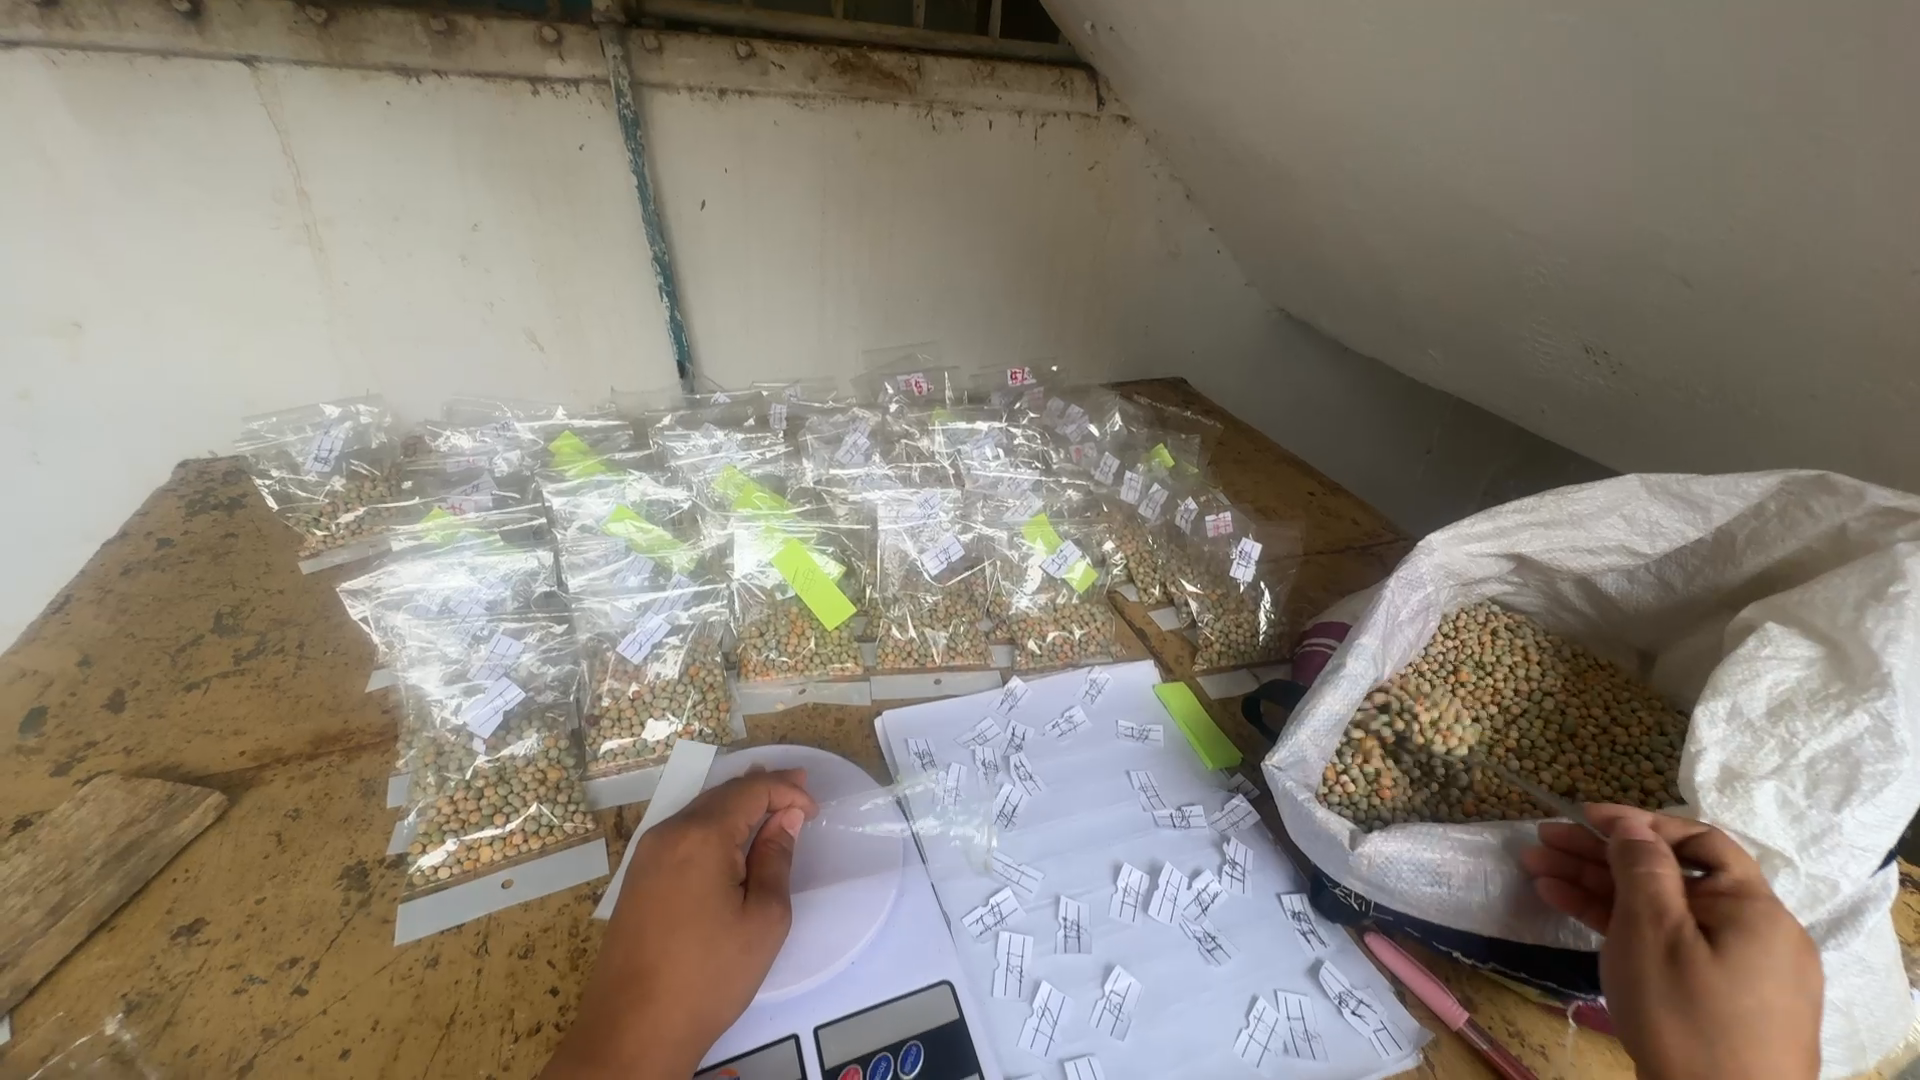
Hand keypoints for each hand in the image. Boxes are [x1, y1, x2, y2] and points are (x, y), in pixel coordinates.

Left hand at [543, 768, 817, 1079]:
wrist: (632, 1032)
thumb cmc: (708, 976)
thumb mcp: (764, 919)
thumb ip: (777, 858)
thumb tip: (785, 818)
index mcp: (702, 837)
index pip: (751, 790)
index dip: (787, 791)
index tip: (814, 811)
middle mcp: (669, 833)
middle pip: (724, 793)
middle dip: (764, 787)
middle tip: (800, 788)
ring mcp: (648, 854)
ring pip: (702, 809)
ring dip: (739, 803)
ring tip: (772, 803)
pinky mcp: (639, 877)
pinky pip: (684, 831)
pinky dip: (715, 822)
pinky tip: (732, 834)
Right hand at [1520, 804, 1821, 1079]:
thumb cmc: (1684, 1012)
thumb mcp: (1653, 931)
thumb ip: (1642, 869)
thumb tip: (1632, 826)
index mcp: (1754, 911)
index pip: (1700, 842)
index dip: (1640, 822)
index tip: (1584, 815)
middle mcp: (1751, 930)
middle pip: (1669, 872)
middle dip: (1601, 852)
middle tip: (1543, 838)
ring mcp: (1731, 963)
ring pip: (1655, 904)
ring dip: (1593, 881)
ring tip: (1535, 866)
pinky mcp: (1710, 989)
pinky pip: (1659, 936)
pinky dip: (1611, 916)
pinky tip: (1559, 899)